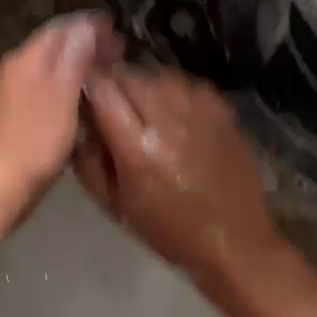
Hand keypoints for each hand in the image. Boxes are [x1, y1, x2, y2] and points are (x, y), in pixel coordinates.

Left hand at [0, 12, 120, 208]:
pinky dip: (66, 86)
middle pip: (54, 46)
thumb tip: (86, 24)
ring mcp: (11, 92)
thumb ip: (74, 56)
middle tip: (118, 51)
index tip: (116, 28)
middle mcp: (15, 69)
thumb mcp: (62, 94)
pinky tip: (81, 100)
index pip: (60, 28)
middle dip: (86, 44)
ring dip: (77, 66)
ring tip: (106, 73)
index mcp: (26, 59)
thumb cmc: (34, 139)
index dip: (89, 25)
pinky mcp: (13, 116)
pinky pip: (44, 88)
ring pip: (49, 68)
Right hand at [76, 66, 283, 287]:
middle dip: (114, 81)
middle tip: (110, 98)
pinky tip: (173, 108)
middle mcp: (168, 124)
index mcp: (138, 151)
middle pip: (131, 76)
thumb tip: (81, 128)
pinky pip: (189, 83)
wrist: (235, 241)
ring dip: (144, 83)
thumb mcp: (115, 206)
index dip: (89, 84)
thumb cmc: (168, 230)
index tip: (82, 89)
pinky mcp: (223, 113)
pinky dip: (174, 89)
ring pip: (160, 74)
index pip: (103, 93)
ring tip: (142, 102)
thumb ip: (88, 164)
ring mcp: (200, 114)